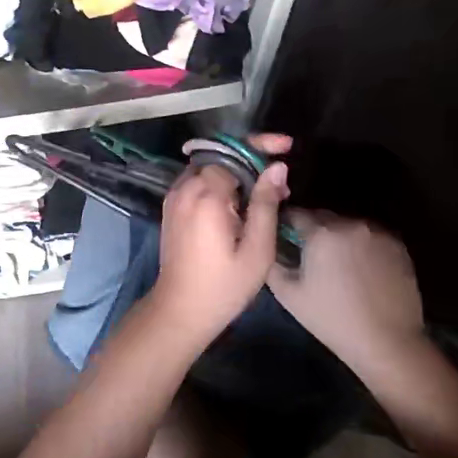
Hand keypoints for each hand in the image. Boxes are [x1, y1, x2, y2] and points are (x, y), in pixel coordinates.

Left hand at [148, 134, 291, 337]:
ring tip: (265, 195)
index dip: (262, 147)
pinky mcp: (171, 208)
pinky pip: (197, 182)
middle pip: (221, 156)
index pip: (235, 153)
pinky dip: (219, 184)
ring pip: (209, 168)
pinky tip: (239, 205)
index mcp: (207, 195)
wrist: (179, 310)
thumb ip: (266, 203)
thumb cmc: (223, 286)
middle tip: (280, 183)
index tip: (286, 146)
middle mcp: (186, 188)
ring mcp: (174, 197)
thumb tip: (278, 167)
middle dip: (252, 161)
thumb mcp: (256, 249)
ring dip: (236, 172)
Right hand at [267, 213, 429, 381]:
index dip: (286, 223)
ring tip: (339, 263)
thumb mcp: (289, 295)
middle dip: (314, 230)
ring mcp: (378, 233)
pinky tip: (363, 269)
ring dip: (340, 237)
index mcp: (322, 233)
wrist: (387, 341)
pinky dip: (363, 245)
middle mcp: (351, 224)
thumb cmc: (331, 319)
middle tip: (310, 255)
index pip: (296, 213)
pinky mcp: (398, 245)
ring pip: (349, 226)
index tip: (283, 237)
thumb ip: (273, 263)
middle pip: (324, 217)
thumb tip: (272, 247)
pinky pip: (372, 237)